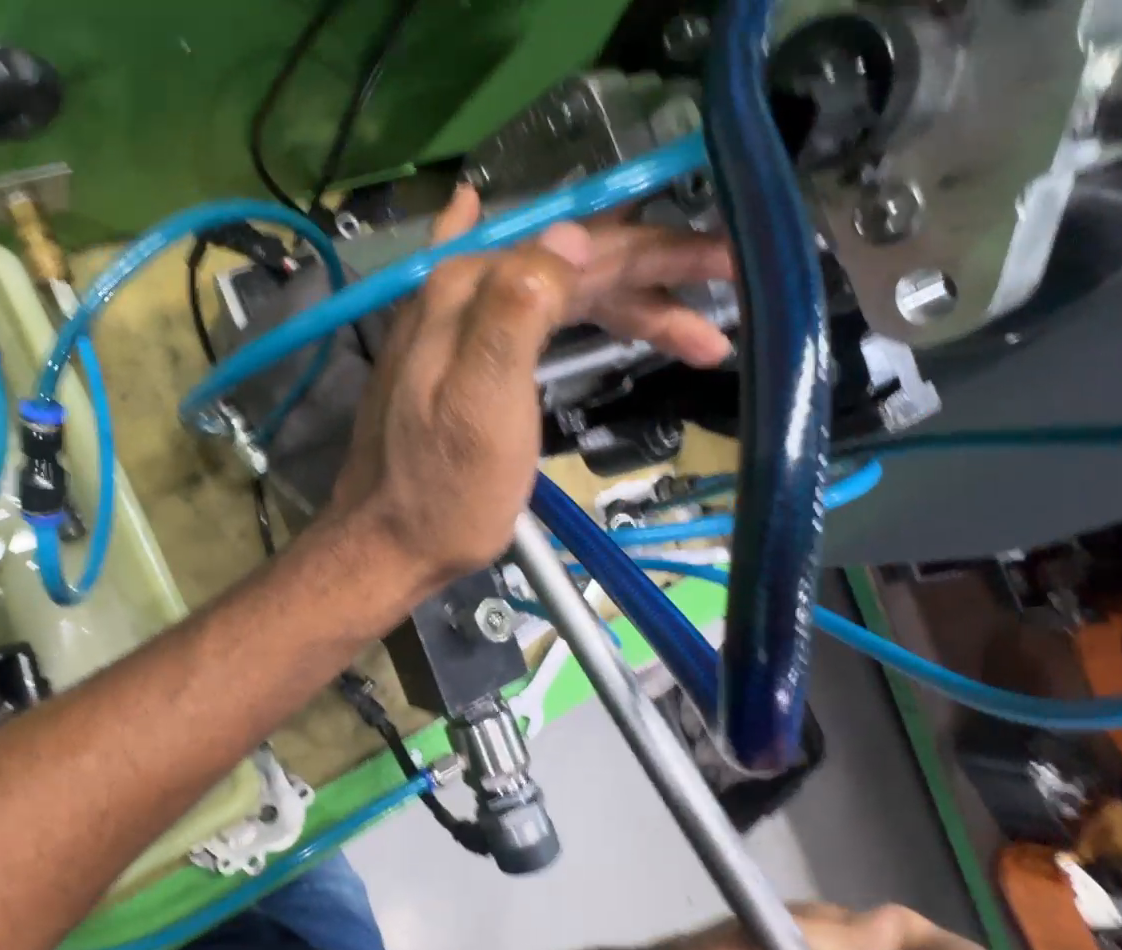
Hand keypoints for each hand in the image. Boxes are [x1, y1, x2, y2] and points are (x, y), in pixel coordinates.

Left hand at [323, 187, 733, 587]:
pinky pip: (523, 311)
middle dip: (660, 273)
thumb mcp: (482, 401)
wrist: (386, 544)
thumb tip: (572, 233)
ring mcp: (457, 327)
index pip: (582, 245)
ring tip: (702, 341)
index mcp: (470, 289)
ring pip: (562, 295)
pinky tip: (554, 249)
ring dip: (633, 307)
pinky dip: (564, 298)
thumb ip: (517, 310)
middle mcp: (461, 293)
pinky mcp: (459, 362)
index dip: (659, 250)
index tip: (730, 261)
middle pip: (577, 264)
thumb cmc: (445, 488)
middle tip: (735, 283)